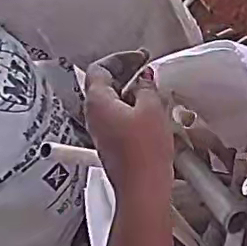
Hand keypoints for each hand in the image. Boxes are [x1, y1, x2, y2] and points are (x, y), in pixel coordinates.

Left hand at [82, 51, 173, 193]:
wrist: (142, 188)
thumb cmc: (143, 153)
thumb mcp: (152, 109)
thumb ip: (147, 88)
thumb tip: (145, 79)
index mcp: (97, 102)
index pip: (100, 69)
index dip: (120, 58)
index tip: (139, 57)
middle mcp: (94, 116)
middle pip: (104, 84)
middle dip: (126, 72)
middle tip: (146, 67)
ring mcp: (102, 131)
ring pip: (112, 101)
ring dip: (130, 90)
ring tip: (152, 87)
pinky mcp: (112, 143)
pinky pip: (119, 117)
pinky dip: (133, 107)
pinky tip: (151, 110)